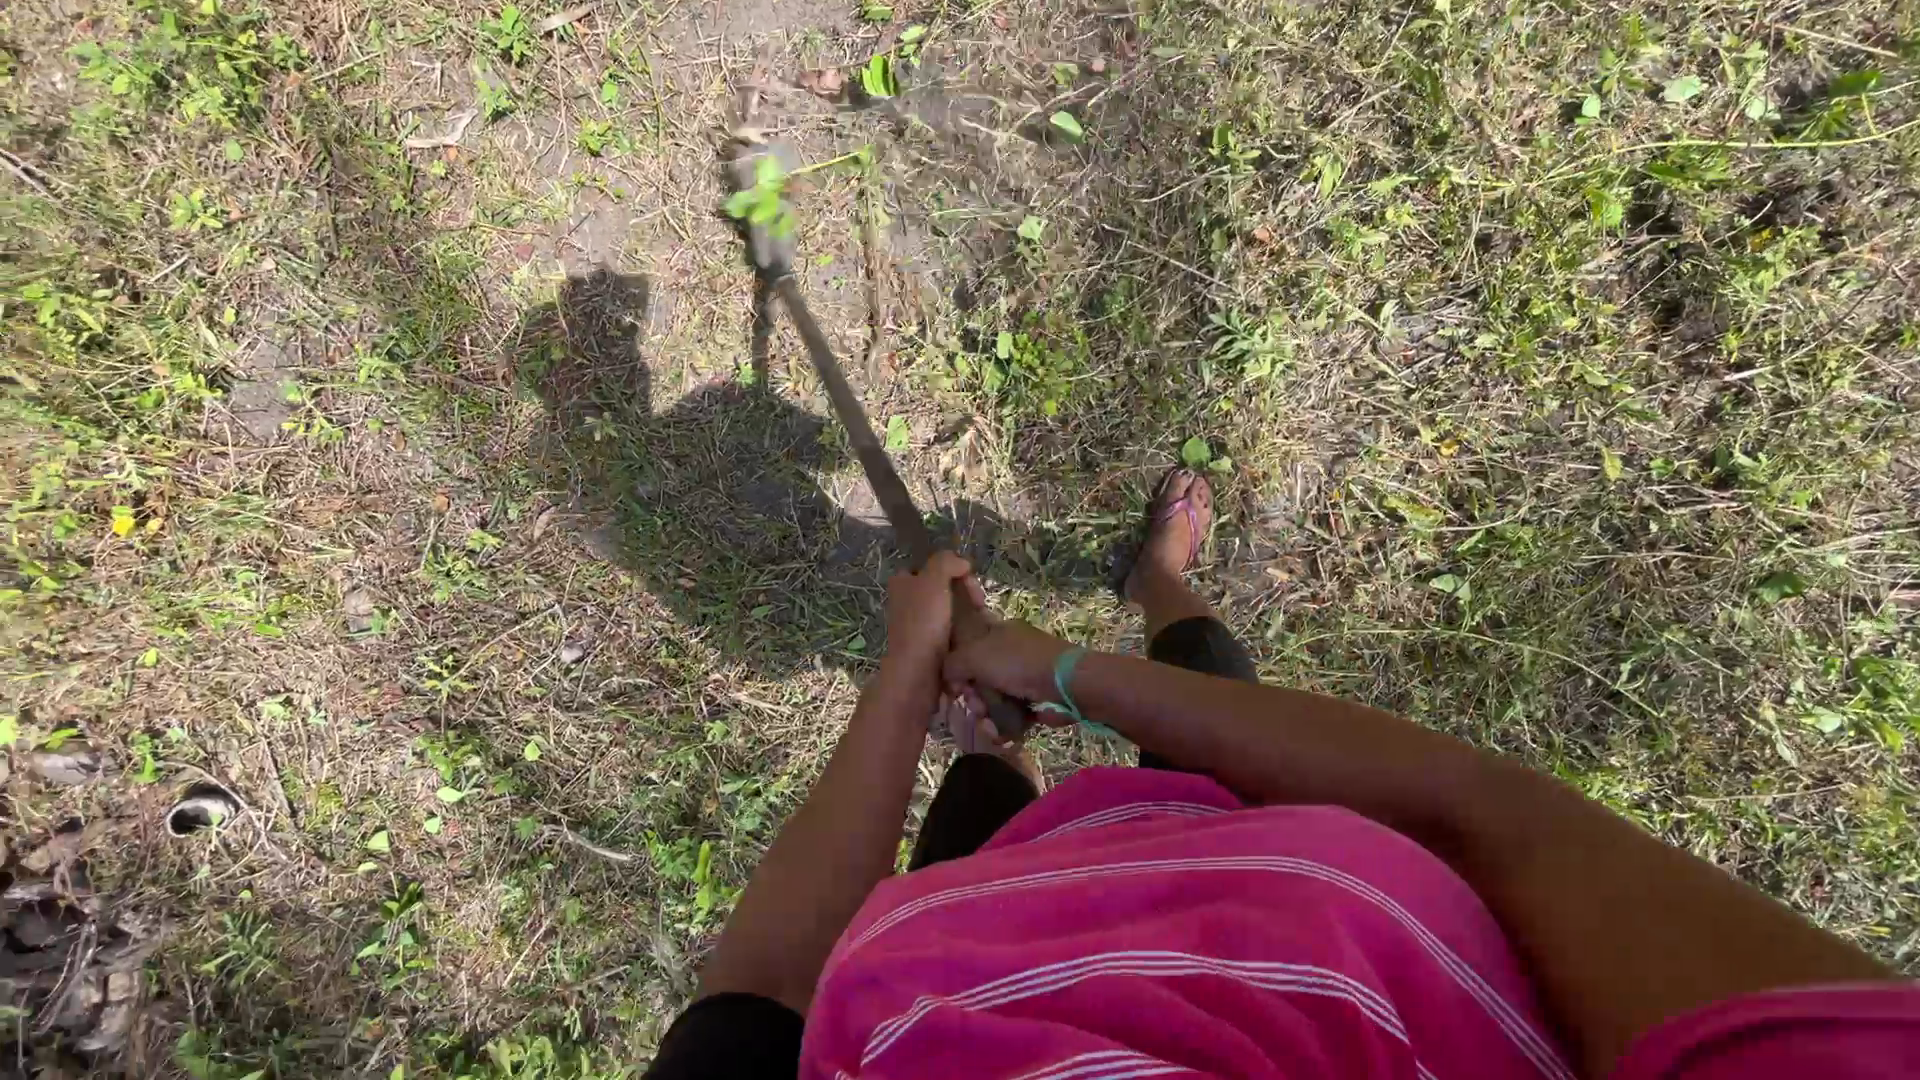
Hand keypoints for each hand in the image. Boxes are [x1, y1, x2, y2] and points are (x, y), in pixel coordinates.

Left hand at [883, 551, 981, 669]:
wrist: (918, 673)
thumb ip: (946, 562)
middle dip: (964, 590)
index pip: (930, 566)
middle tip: (979, 601)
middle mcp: (907, 602)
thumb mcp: (933, 580)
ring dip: (968, 611)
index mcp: (902, 583)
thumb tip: (961, 564)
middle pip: (943, 587)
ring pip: (949, 608)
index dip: (951, 568)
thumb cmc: (923, 623)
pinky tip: (975, 634)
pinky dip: (965, 630)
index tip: (968, 577)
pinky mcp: (929, 646)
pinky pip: (952, 630)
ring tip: (982, 617)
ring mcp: (918, 625)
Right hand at [941, 620, 1076, 712]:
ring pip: (992, 698)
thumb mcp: (976, 655)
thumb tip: (949, 680)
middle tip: (976, 705)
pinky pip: (1010, 714)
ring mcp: (1024, 676)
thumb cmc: (1019, 662)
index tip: (954, 682)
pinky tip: (1000, 733)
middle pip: (978, 676)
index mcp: (997, 631)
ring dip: (985, 715)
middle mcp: (1010, 651)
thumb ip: (952, 664)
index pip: (968, 643)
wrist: (1067, 684)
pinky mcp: (1035, 700)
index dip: (957, 664)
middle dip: (972, 696)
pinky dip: (1003, 725)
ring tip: (989, 724)